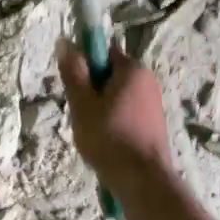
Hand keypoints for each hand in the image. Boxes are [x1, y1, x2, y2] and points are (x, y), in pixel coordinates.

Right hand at [57, 41, 175, 195]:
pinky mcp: (154, 124)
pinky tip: (106, 143)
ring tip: (92, 134)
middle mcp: (148, 80)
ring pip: (118, 97)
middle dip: (92, 92)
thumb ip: (74, 74)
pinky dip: (114, 124)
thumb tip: (65, 41)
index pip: (104, 52)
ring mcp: (153, 103)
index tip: (74, 89)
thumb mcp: (83, 106)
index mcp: (132, 70)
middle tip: (80, 116)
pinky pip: (127, 114)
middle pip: (111, 76)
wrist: (141, 178)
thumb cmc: (109, 139)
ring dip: (101, 110)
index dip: (85, 67)